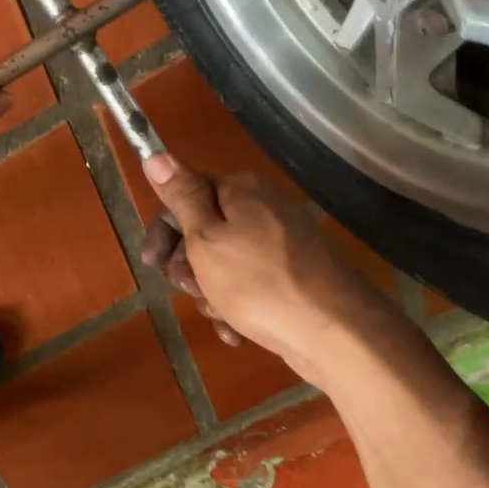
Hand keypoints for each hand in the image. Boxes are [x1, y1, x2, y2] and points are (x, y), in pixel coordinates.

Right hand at [140, 153, 402, 368]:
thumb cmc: (257, 283)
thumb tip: (158, 154)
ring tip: (215, 313)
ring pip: (224, 259)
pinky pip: (250, 280)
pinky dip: (235, 302)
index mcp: (243, 191)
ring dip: (209, 288)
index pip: (185, 194)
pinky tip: (232, 328)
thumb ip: (181, 196)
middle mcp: (266, 208)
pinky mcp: (296, 274)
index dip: (163, 230)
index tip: (152, 263)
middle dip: (187, 263)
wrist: (337, 333)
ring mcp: (285, 242)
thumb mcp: (206, 238)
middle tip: (186, 290)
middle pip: (204, 229)